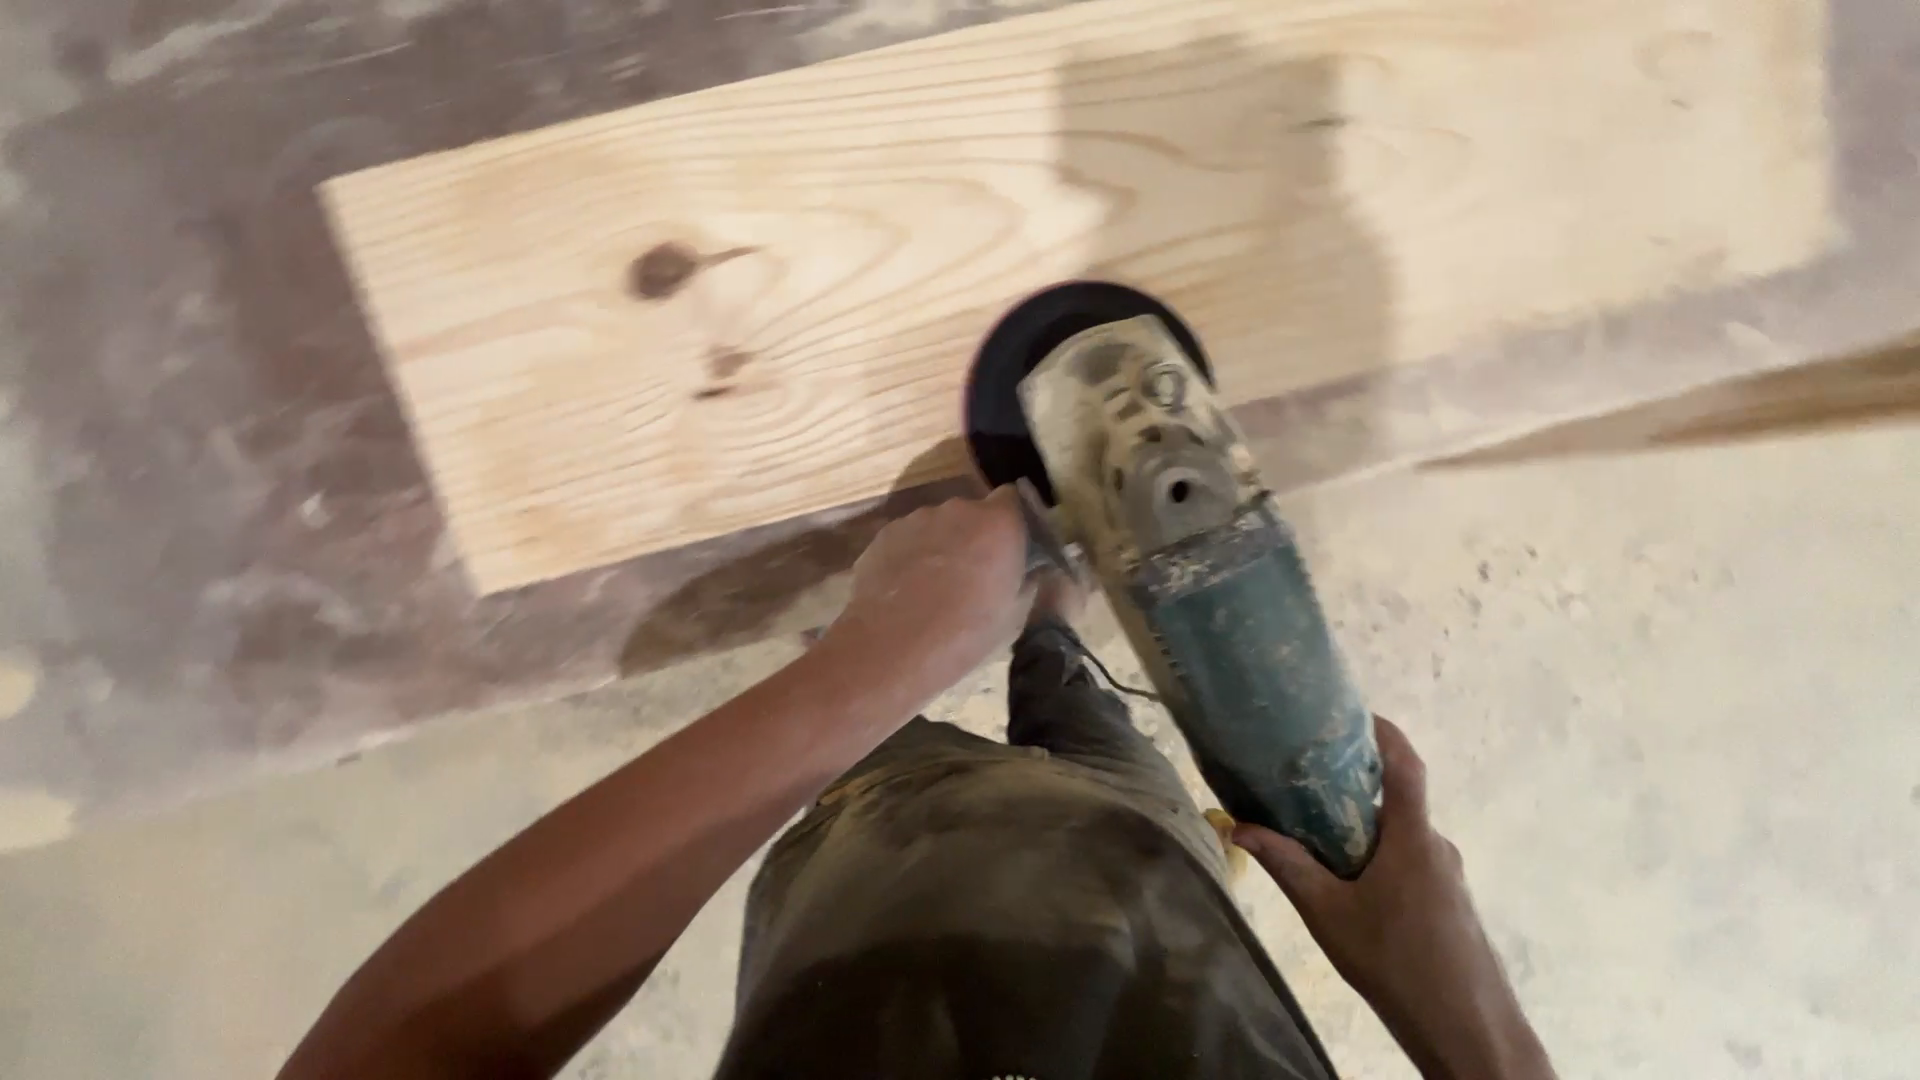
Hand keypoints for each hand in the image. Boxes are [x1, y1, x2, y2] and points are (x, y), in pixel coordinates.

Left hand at [827, 486, 1034, 691]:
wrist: (892, 647)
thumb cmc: (965, 634)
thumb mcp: (1014, 614)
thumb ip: (1025, 578)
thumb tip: (1027, 568)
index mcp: (998, 523)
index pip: (1012, 499)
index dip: (1012, 521)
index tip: (1010, 548)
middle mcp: (958, 510)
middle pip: (973, 514)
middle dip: (975, 537)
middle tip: (973, 575)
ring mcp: (917, 519)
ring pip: (938, 526)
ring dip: (942, 546)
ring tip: (934, 587)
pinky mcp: (885, 534)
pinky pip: (909, 539)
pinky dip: (912, 556)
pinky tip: (906, 590)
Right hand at [1234, 718, 1554, 1079]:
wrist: (1474, 1039)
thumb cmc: (1399, 965)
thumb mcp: (1328, 914)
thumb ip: (1285, 865)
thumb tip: (1237, 827)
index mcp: (1412, 838)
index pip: (1405, 765)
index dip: (1384, 731)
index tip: (1351, 711)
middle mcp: (1436, 846)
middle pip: (1396, 797)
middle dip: (1352, 782)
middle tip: (1304, 776)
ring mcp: (1447, 876)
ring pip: (1399, 833)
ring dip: (1362, 824)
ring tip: (1313, 827)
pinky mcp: (1449, 903)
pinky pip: (1409, 858)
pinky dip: (1376, 852)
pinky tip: (1346, 879)